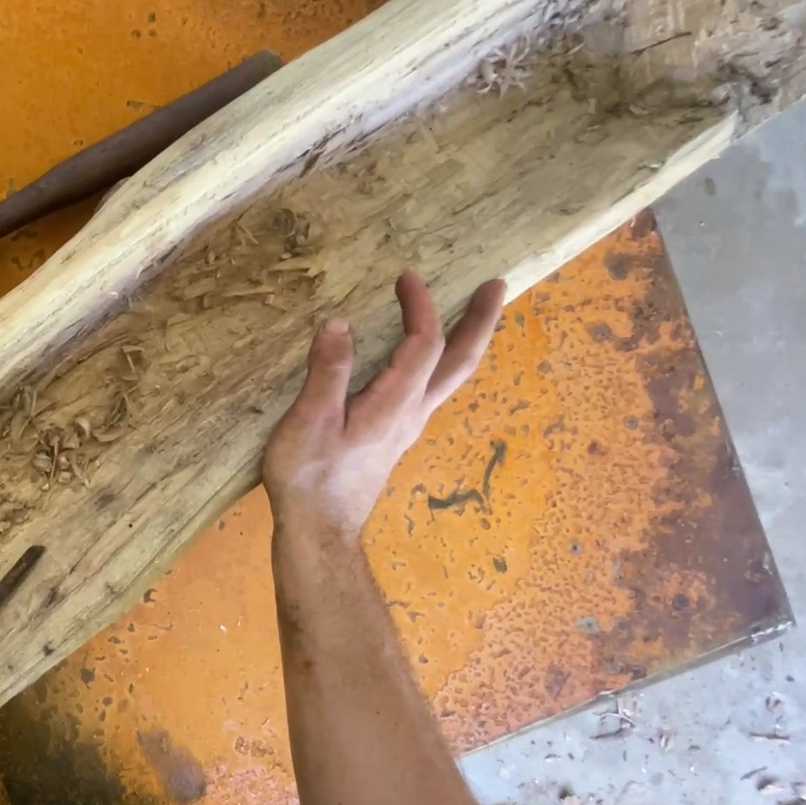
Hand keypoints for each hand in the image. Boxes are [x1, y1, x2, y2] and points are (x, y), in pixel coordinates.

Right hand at [263, 273, 505, 538]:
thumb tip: (338, 322)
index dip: (421, 307)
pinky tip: (423, 366)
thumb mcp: (308, 420)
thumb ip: (327, 372)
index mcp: (394, 403)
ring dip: (465, 343)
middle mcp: (412, 413)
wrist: (319, 527)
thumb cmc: (309, 475)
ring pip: (449, 379)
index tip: (407, 277)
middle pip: (460, 362)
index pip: (423, 344)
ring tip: (472, 317)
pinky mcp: (392, 441)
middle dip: (480, 321)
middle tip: (496, 286)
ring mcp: (405, 430)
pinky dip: (439, 366)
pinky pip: (429, 393)